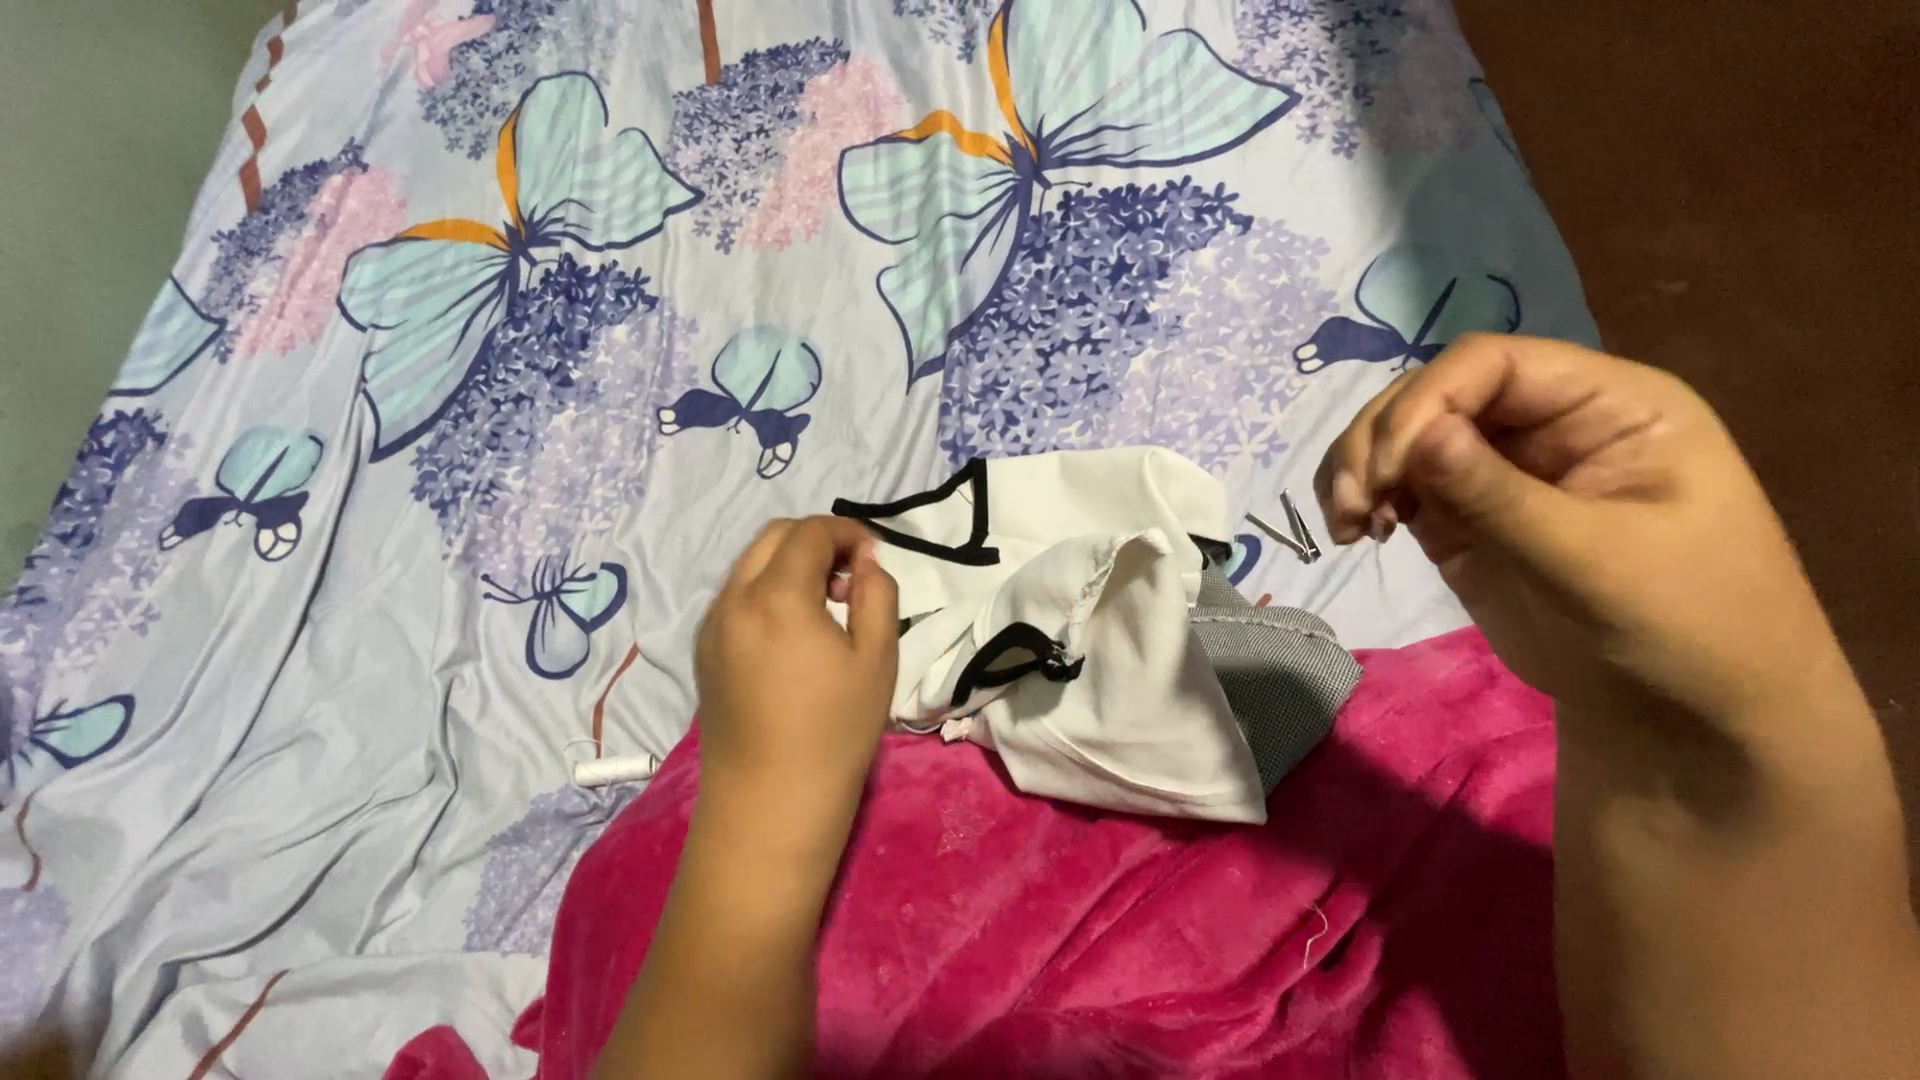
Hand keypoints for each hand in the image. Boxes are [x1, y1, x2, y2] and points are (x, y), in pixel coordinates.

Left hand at [695, 516, 898, 813]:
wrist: (769, 804)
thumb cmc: (835, 732)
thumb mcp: (877, 658)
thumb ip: (877, 593)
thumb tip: (866, 562)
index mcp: (777, 595)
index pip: (810, 532)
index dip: (848, 532)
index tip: (874, 557)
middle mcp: (734, 599)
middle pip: (773, 537)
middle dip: (816, 541)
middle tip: (851, 578)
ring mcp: (711, 625)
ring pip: (750, 564)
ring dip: (790, 564)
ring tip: (825, 606)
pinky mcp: (703, 652)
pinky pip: (735, 596)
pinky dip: (766, 589)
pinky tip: (792, 633)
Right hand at [1315, 333, 1844, 723]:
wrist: (1676, 708)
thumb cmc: (1679, 624)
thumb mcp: (1595, 558)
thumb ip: (1500, 495)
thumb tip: (1416, 435)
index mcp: (1604, 405)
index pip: (1491, 364)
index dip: (1425, 402)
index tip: (1387, 471)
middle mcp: (1542, 422)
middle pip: (1430, 394)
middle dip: (1376, 441)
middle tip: (1350, 507)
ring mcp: (1495, 470)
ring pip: (1400, 436)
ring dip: (1356, 469)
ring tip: (1345, 525)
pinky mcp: (1459, 515)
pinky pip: (1394, 484)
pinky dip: (1360, 498)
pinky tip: (1354, 532)